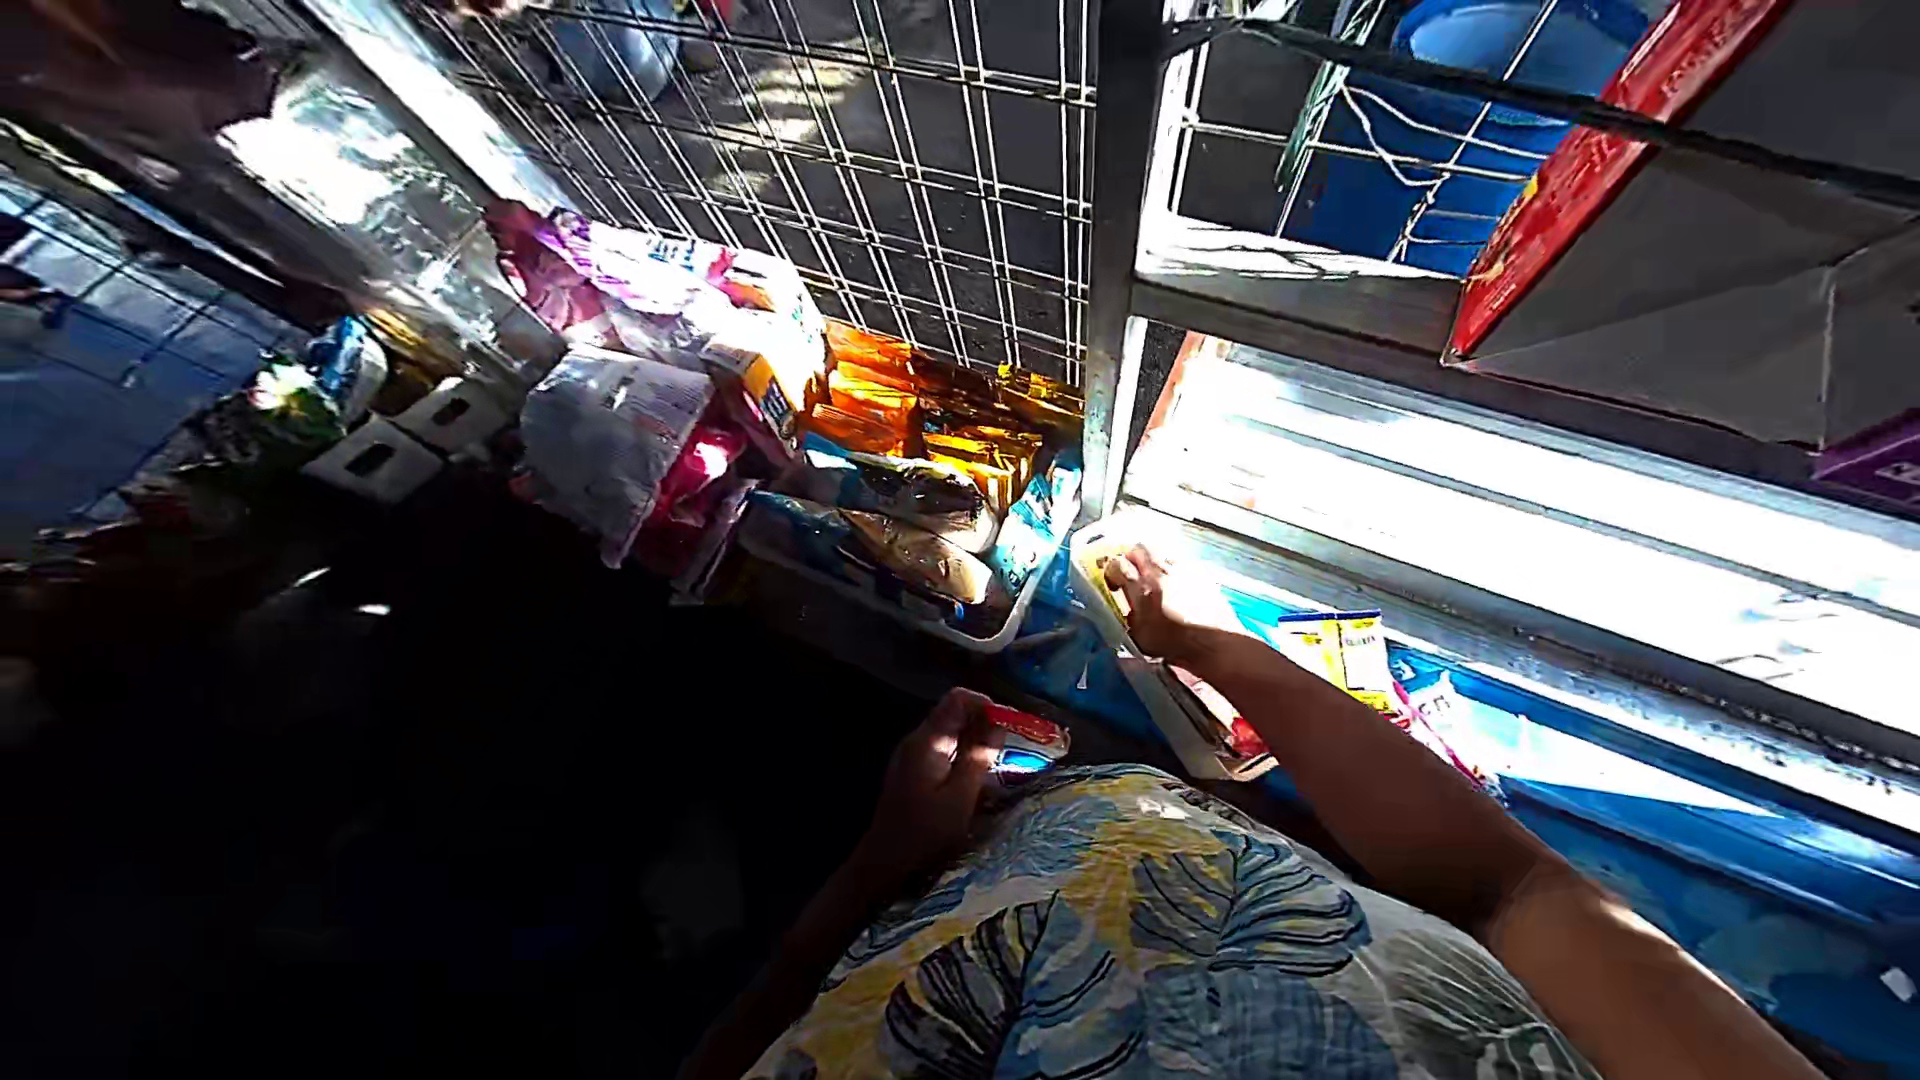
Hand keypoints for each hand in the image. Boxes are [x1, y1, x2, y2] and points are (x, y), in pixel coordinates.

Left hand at [857, 688, 1004, 881]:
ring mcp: (912, 753)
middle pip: (954, 712)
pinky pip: (943, 747)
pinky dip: (963, 753)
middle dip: (984, 723)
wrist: (883, 865)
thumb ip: (978, 757)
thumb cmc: (924, 835)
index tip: (1009, 725)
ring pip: (950, 730)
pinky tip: (976, 776)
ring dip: (975, 740)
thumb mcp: (960, 798)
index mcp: (927, 741)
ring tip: (998, 762)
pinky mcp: (913, 769)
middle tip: (1009, 747)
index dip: (986, 705)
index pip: (958, 699)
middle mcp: (917, 739)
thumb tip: (998, 724)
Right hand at [1103, 544, 1245, 665]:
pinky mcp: (1201, 573)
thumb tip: (1129, 611)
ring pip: (1162, 552)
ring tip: (1156, 578)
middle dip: (1132, 557)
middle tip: (1132, 573)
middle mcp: (1161, 572)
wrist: (1216, 643)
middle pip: (1140, 548)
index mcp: (1142, 588)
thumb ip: (1130, 619)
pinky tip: (1178, 585)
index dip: (1112, 572)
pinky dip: (1175, 570)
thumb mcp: (1141, 638)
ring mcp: (1183, 569)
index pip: (1117, 564)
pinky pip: (1182, 562)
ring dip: (1154, 561)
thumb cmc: (1176, 644)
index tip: (1114, 584)